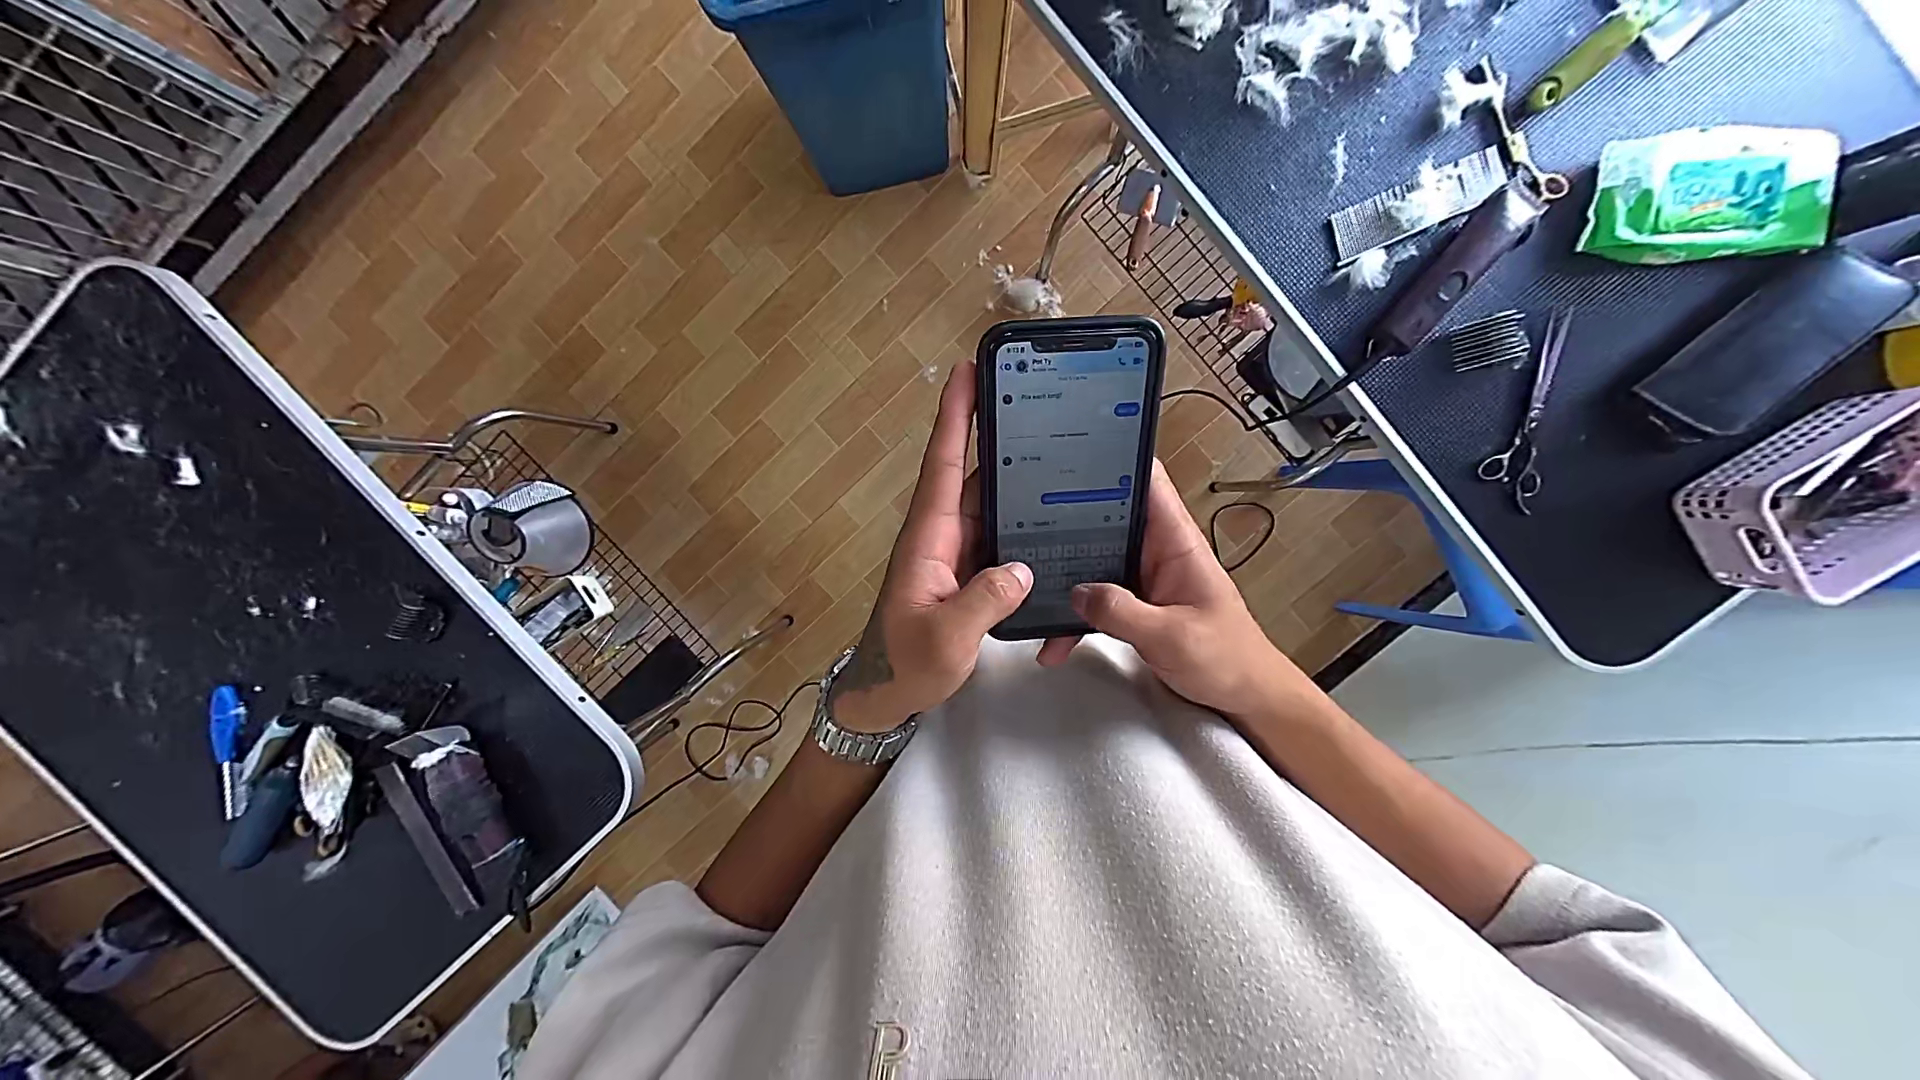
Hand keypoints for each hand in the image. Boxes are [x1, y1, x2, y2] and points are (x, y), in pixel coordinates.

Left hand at [828, 361, 1033, 733]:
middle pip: (969, 473)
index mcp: (927, 538)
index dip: (955, 417)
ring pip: (986, 502)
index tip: (967, 373)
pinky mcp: (965, 571)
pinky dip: (1018, 517)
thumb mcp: (946, 638)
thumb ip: (983, 602)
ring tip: (1053, 446)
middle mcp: (940, 536)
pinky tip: (1047, 511)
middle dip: (992, 432)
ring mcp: (953, 552)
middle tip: (1028, 396)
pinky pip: (996, 533)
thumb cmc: (904, 664)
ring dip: (1012, 476)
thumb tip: (1021, 569)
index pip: (941, 464)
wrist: (887, 692)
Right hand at [1040, 460, 1313, 723]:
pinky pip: (1093, 597)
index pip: (1148, 482)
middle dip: (1069, 518)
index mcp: (1177, 542)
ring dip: (1065, 574)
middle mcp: (1155, 552)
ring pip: (1093, 560)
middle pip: (1106, 517)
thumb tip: (1079, 592)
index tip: (1077, 452)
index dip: (1117, 460)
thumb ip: (1123, 612)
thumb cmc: (1228, 659)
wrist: (1239, 695)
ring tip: (1034, 586)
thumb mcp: (1173, 636)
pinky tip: (1054, 637)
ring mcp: (1141, 577)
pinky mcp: (1131, 603)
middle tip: (1029, 520)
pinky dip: (1072, 614)